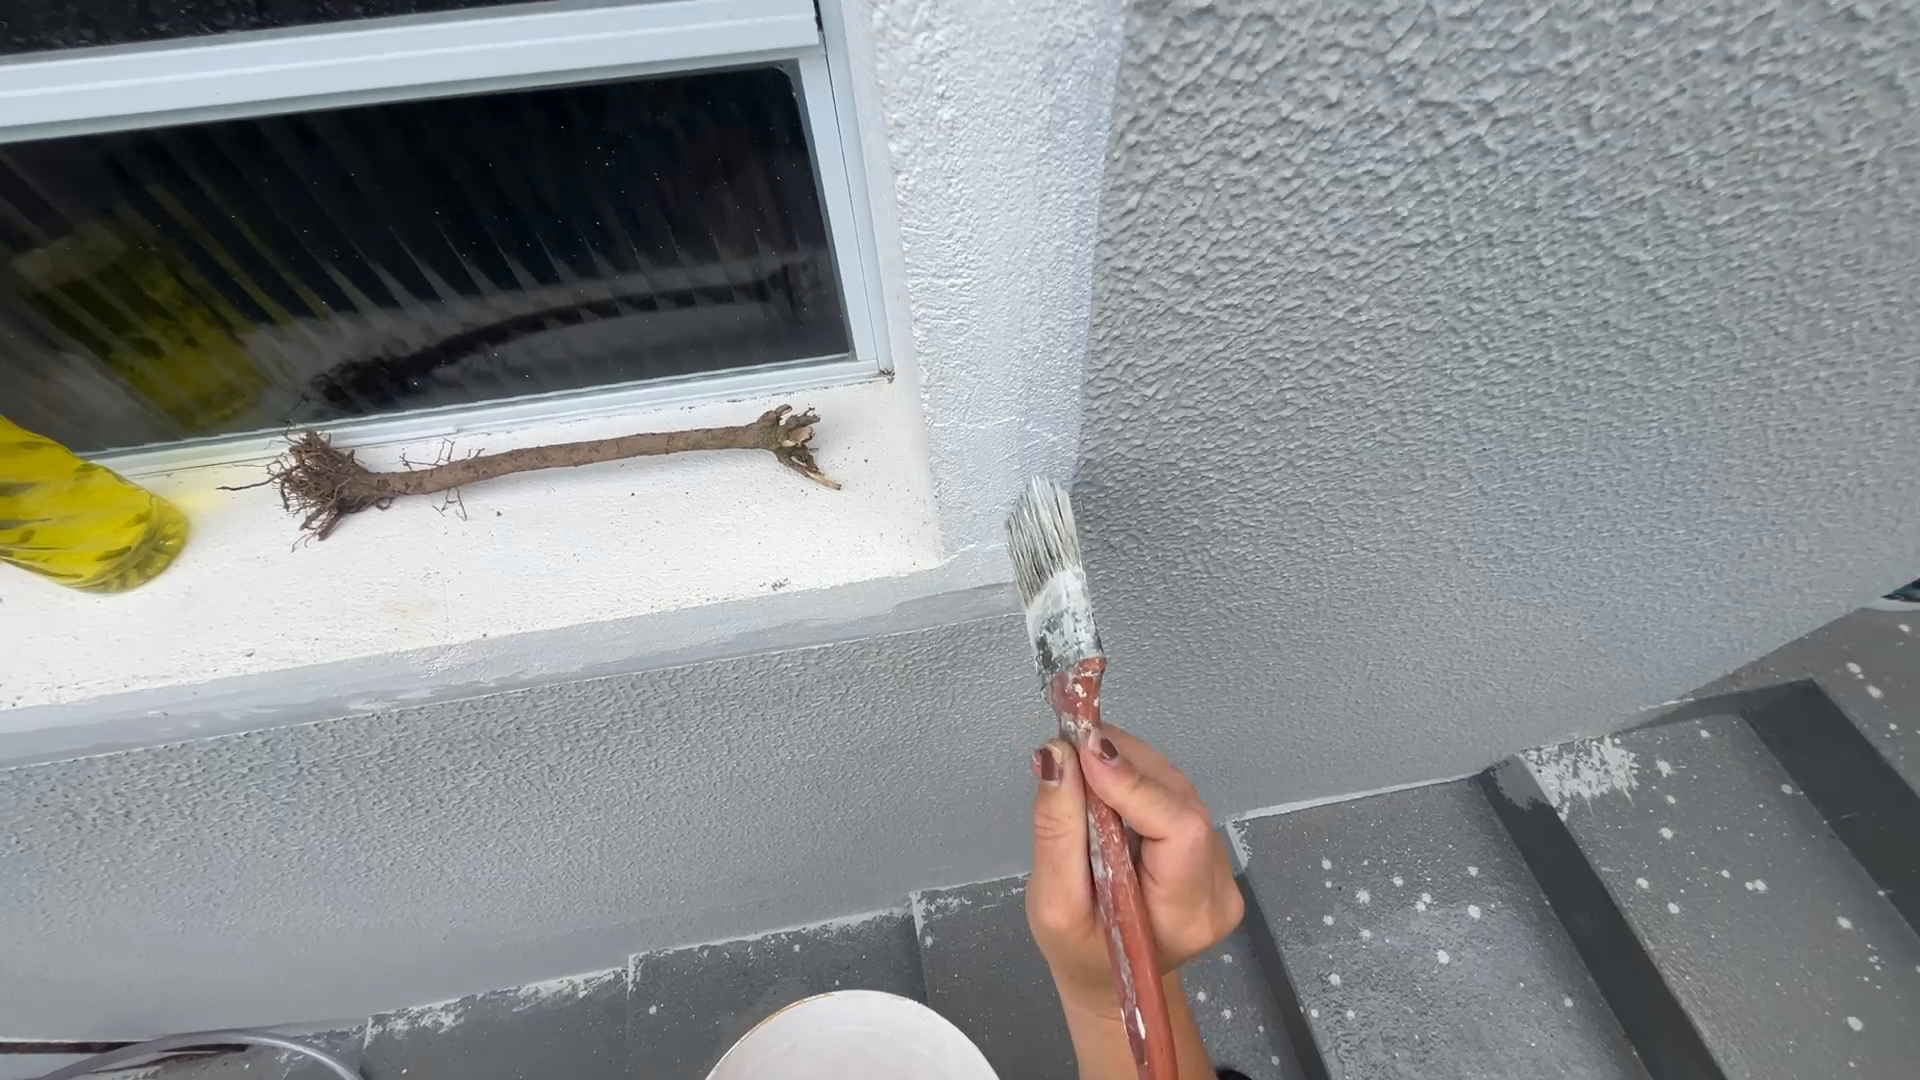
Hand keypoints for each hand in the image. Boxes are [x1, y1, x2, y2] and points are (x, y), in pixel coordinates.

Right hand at [1026, 725, 1243, 1017]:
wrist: (1107, 971)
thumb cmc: (1079, 949)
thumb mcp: (1054, 904)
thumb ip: (1057, 830)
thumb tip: (1057, 756)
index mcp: (1187, 912)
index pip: (1179, 827)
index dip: (1133, 782)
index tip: (1083, 749)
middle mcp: (1217, 884)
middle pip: (1176, 796)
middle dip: (1120, 763)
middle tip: (1068, 744)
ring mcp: (1219, 863)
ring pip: (1173, 786)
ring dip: (1124, 763)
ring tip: (1078, 760)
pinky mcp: (1206, 843)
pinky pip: (1171, 792)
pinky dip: (1132, 775)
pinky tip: (1100, 780)